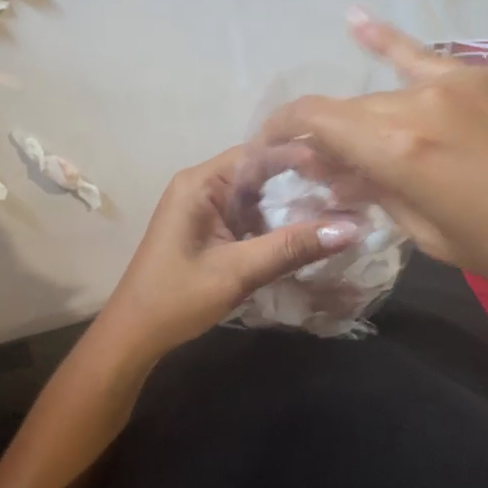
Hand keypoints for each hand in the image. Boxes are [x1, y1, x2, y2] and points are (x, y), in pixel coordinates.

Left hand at [97, 146, 362, 354]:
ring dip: (292, 205)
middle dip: (302, 182)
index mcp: (200, 184)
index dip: (300, 157)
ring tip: (341, 210)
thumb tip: (352, 228)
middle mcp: (201, 187)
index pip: (257, 153)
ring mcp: (205, 209)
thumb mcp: (238, 271)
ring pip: (258, 197)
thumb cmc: (177, 297)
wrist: (136, 333)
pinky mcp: (210, 231)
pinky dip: (276, 224)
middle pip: (260, 173)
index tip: (343, 167)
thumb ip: (292, 247)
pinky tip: (309, 234)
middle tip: (351, 191)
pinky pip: (249, 218)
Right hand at [259, 11, 487, 335]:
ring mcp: (455, 81)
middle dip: (317, 139)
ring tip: (346, 153)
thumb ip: (377, 193)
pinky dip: (385, 41)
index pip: (312, 121)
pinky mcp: (485, 79)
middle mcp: (417, 100)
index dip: (278, 135)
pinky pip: (420, 56)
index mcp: (398, 147)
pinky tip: (354, 22)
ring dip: (353, 119)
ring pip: (378, 92)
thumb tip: (338, 174)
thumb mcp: (433, 236)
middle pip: (343, 109)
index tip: (265, 158)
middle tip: (316, 176)